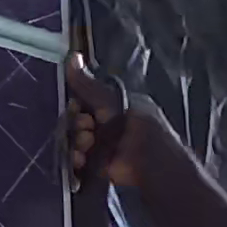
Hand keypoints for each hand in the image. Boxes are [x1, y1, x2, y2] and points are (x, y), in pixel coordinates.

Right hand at [65, 53, 177, 192]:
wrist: (154, 171)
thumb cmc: (140, 131)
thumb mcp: (114, 104)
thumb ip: (89, 85)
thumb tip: (72, 56)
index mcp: (113, 106)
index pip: (82, 100)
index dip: (75, 105)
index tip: (75, 108)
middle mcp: (106, 124)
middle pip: (74, 121)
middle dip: (76, 126)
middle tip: (87, 129)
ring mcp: (101, 146)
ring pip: (73, 140)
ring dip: (75, 142)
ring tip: (87, 146)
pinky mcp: (96, 166)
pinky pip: (76, 160)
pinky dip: (75, 160)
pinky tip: (80, 160)